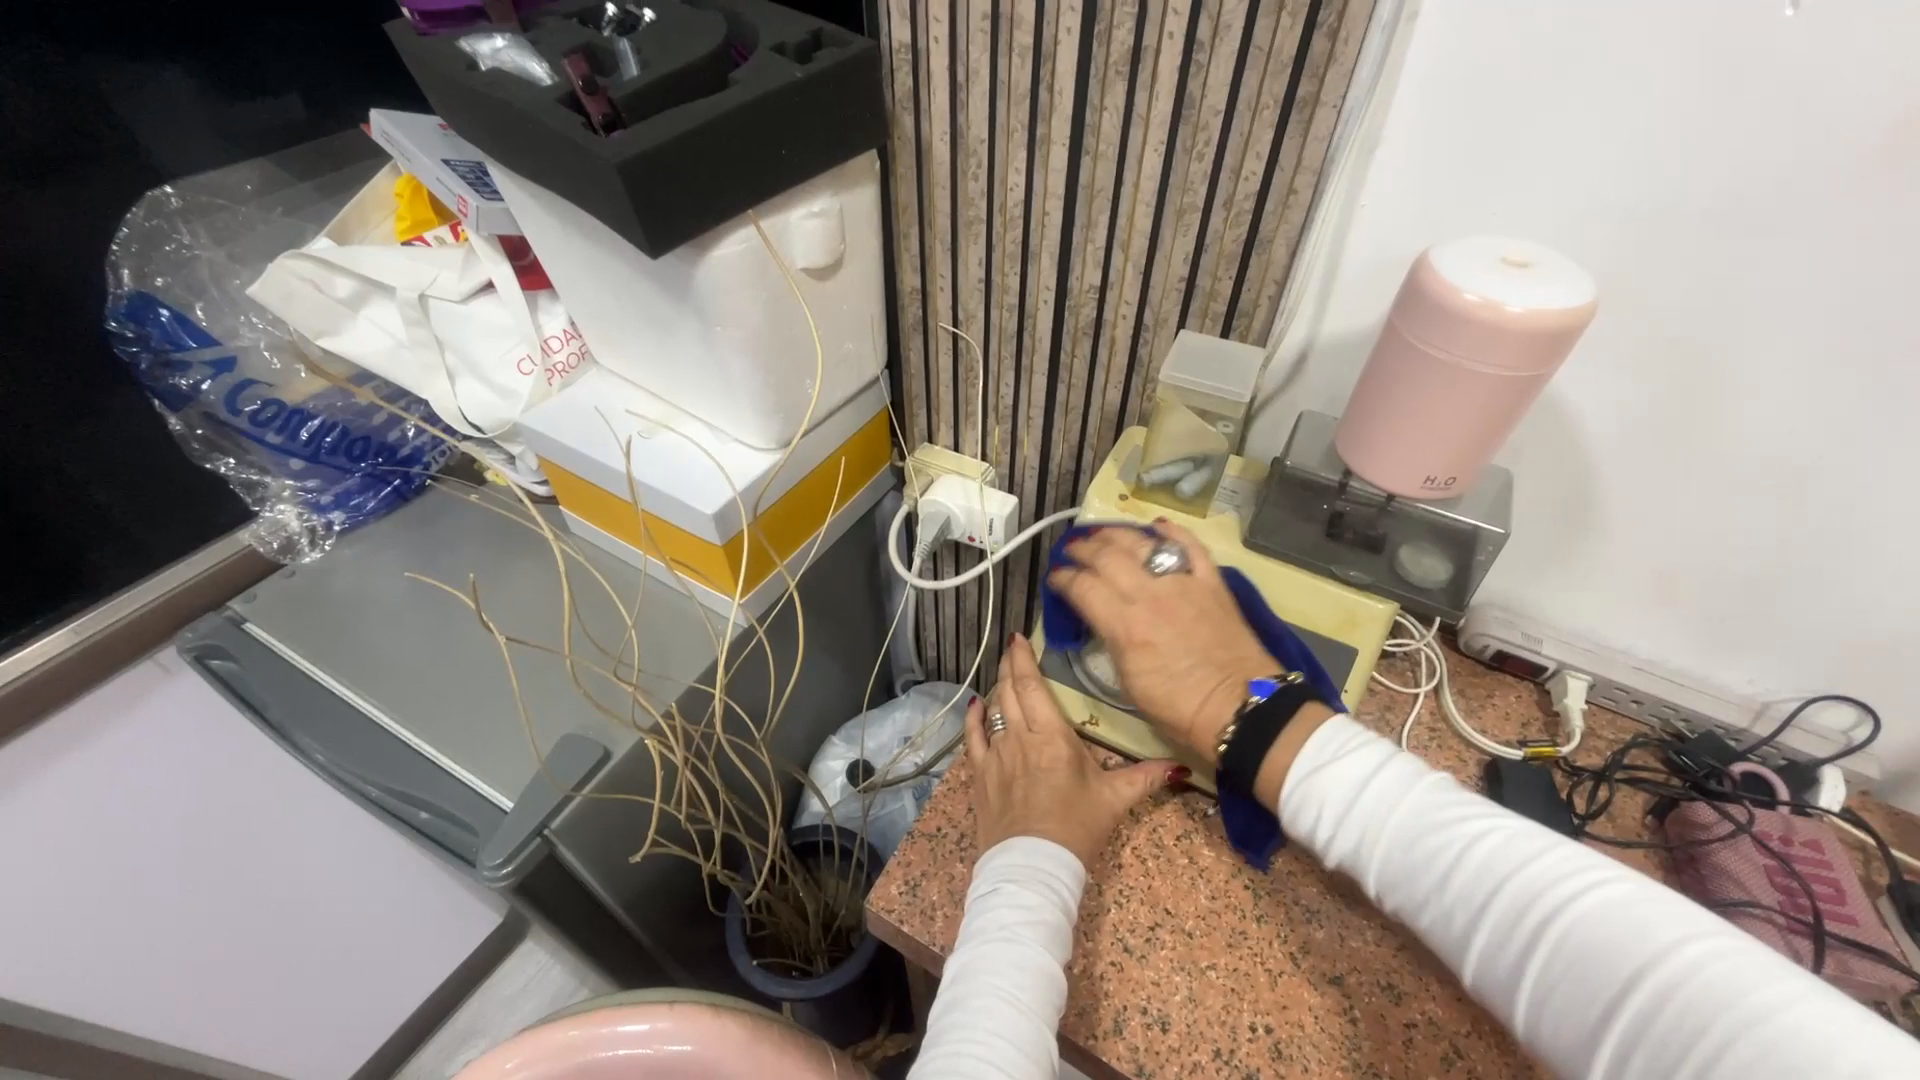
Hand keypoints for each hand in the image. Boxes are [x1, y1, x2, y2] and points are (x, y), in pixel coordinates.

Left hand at [964, 636, 1185, 867]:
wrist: (1031, 868)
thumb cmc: (1075, 830)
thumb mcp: (1113, 800)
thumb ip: (1145, 778)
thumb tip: (1180, 767)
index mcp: (1051, 737)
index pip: (1032, 686)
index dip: (1023, 659)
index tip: (1019, 638)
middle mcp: (1019, 738)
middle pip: (1009, 691)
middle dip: (1009, 666)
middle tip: (1012, 649)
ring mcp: (995, 755)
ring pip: (993, 709)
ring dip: (997, 689)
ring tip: (1003, 674)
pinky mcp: (979, 775)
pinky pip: (972, 737)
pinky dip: (974, 717)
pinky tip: (977, 705)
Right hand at [1046, 521, 1281, 761]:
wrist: (1242, 708)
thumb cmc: (1180, 710)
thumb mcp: (1129, 685)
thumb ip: (1113, 644)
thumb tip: (1103, 623)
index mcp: (1124, 626)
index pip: (1081, 587)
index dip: (1062, 579)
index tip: (1054, 578)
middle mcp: (1149, 596)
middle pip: (1106, 556)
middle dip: (1082, 550)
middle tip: (1072, 551)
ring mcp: (1182, 584)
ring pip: (1142, 543)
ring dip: (1116, 534)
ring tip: (1102, 534)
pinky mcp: (1211, 582)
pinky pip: (1190, 546)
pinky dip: (1172, 532)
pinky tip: (1158, 527)